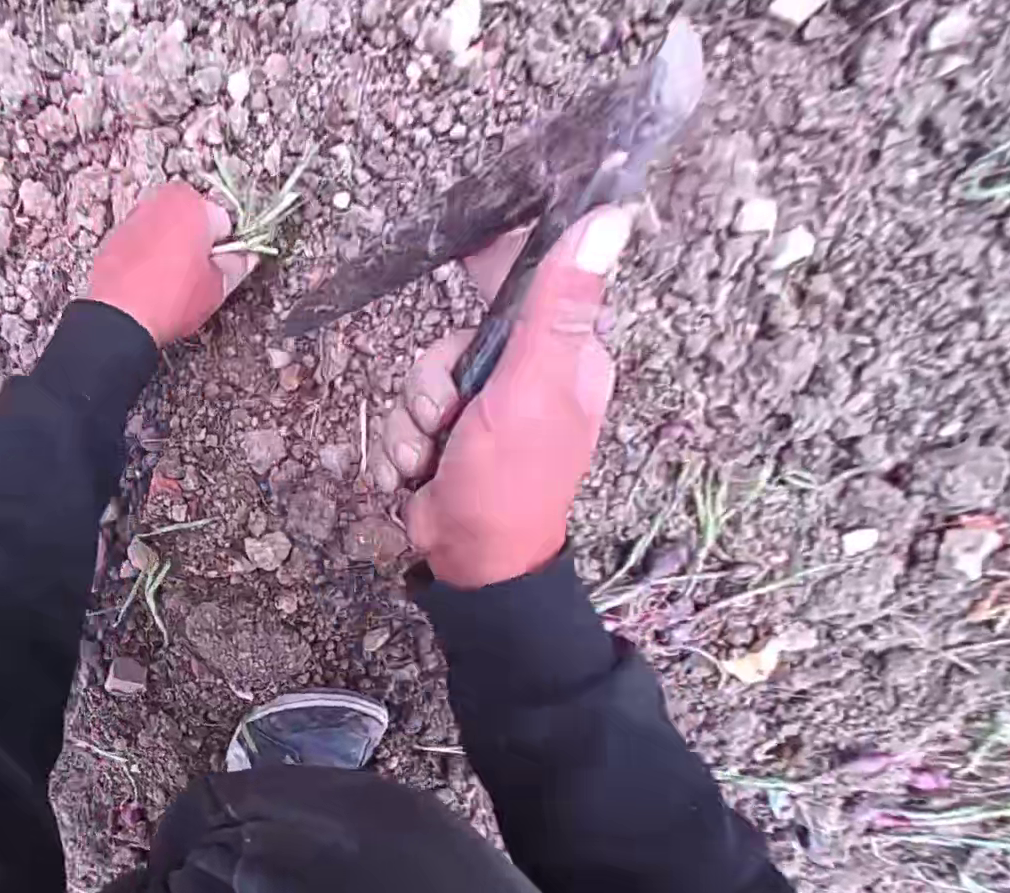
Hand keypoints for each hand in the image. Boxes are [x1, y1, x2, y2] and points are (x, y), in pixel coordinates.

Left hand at [86, 182, 255, 345]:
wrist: (120, 316)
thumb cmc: (173, 298)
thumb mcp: (216, 288)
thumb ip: (236, 267)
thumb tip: (247, 258)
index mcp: (194, 204)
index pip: (225, 223)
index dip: (227, 250)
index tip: (221, 272)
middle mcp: (162, 199)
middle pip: (193, 221)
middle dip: (199, 244)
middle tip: (198, 279)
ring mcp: (135, 216)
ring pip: (167, 230)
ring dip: (174, 251)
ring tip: (173, 285)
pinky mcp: (115, 236)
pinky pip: (144, 242)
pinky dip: (150, 257)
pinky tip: (151, 284)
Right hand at [369, 206, 632, 588]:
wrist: (469, 557)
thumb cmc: (509, 482)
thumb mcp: (531, 391)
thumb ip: (556, 311)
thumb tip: (607, 218)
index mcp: (562, 357)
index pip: (532, 284)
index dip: (495, 264)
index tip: (461, 250)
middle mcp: (521, 375)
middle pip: (455, 336)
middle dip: (432, 382)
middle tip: (442, 418)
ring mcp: (479, 407)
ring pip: (421, 378)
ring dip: (412, 424)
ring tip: (424, 460)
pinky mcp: (444, 434)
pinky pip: (406, 414)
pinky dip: (402, 446)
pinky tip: (412, 474)